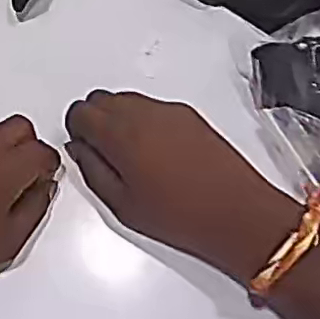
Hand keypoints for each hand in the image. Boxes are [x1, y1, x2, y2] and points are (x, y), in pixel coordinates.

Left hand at [0, 116, 60, 307]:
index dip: (49, 166)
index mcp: (4, 168)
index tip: (46, 179)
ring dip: (4, 147)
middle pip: (20, 127)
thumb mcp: (10, 239)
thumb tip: (43, 188)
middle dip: (29, 147)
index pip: (42, 150)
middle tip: (27, 175)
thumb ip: (35, 206)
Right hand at [65, 92, 298, 283]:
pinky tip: (157, 152)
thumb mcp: (122, 206)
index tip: (85, 148)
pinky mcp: (188, 115)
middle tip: (104, 152)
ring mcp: (166, 111)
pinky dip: (144, 120)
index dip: (77, 130)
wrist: (242, 218)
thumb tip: (80, 150)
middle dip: (94, 120)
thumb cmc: (183, 217)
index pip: (79, 112)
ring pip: (125, 100)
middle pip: (99, 100)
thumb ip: (92, 170)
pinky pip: (151, 107)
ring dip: (119, 118)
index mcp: (119, 134)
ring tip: (132, 154)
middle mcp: (140, 113)